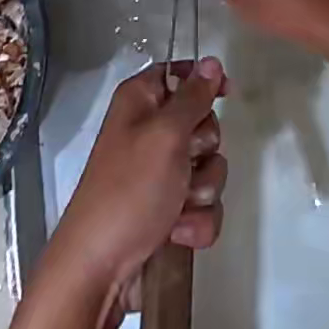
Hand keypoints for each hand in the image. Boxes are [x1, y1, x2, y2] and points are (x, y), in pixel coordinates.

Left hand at [50, 58, 229, 287]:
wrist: (101, 267)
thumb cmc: (129, 189)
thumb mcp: (165, 134)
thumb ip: (194, 97)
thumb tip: (211, 62)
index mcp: (140, 102)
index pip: (177, 73)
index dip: (202, 80)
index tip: (226, 92)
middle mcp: (150, 132)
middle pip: (202, 122)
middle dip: (204, 148)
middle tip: (185, 161)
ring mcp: (160, 173)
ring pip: (209, 167)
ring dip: (202, 189)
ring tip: (177, 206)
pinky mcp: (169, 209)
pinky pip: (204, 204)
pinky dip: (197, 219)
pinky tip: (178, 231)